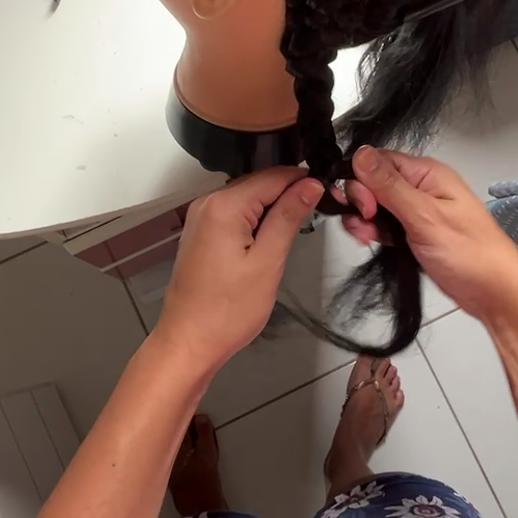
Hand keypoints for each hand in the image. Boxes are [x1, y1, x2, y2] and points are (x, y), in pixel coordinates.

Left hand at [155, 166, 322, 372]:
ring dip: (273, 208)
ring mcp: (201, 218)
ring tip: (295, 231)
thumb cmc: (228, 310)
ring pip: (247, 198)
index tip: (329, 193)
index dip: (303, 181)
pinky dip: (255, 220)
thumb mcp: (268, 261)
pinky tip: (268, 241)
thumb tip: (310, 184)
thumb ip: (289, 217)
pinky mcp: (201, 233)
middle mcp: (207, 203)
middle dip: (288, 193)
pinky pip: (234, 213)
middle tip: (316, 214)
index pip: (273, 176)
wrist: (189, 342)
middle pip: (259, 183)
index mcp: (224, 205)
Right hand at [340, 147, 517, 324]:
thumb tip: (361, 153)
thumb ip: (389, 186)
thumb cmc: (471, 253)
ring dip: (363, 220)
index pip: (378, 161)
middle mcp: (420, 187)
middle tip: (368, 223)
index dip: (361, 179)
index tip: (364, 205)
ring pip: (374, 205)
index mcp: (426, 174)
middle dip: (360, 202)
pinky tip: (373, 242)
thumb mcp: (425, 215)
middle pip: (372, 182)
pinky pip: (384, 225)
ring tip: (369, 238)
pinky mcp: (413, 233)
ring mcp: (416, 211)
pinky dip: (373, 232)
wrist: (494, 293)